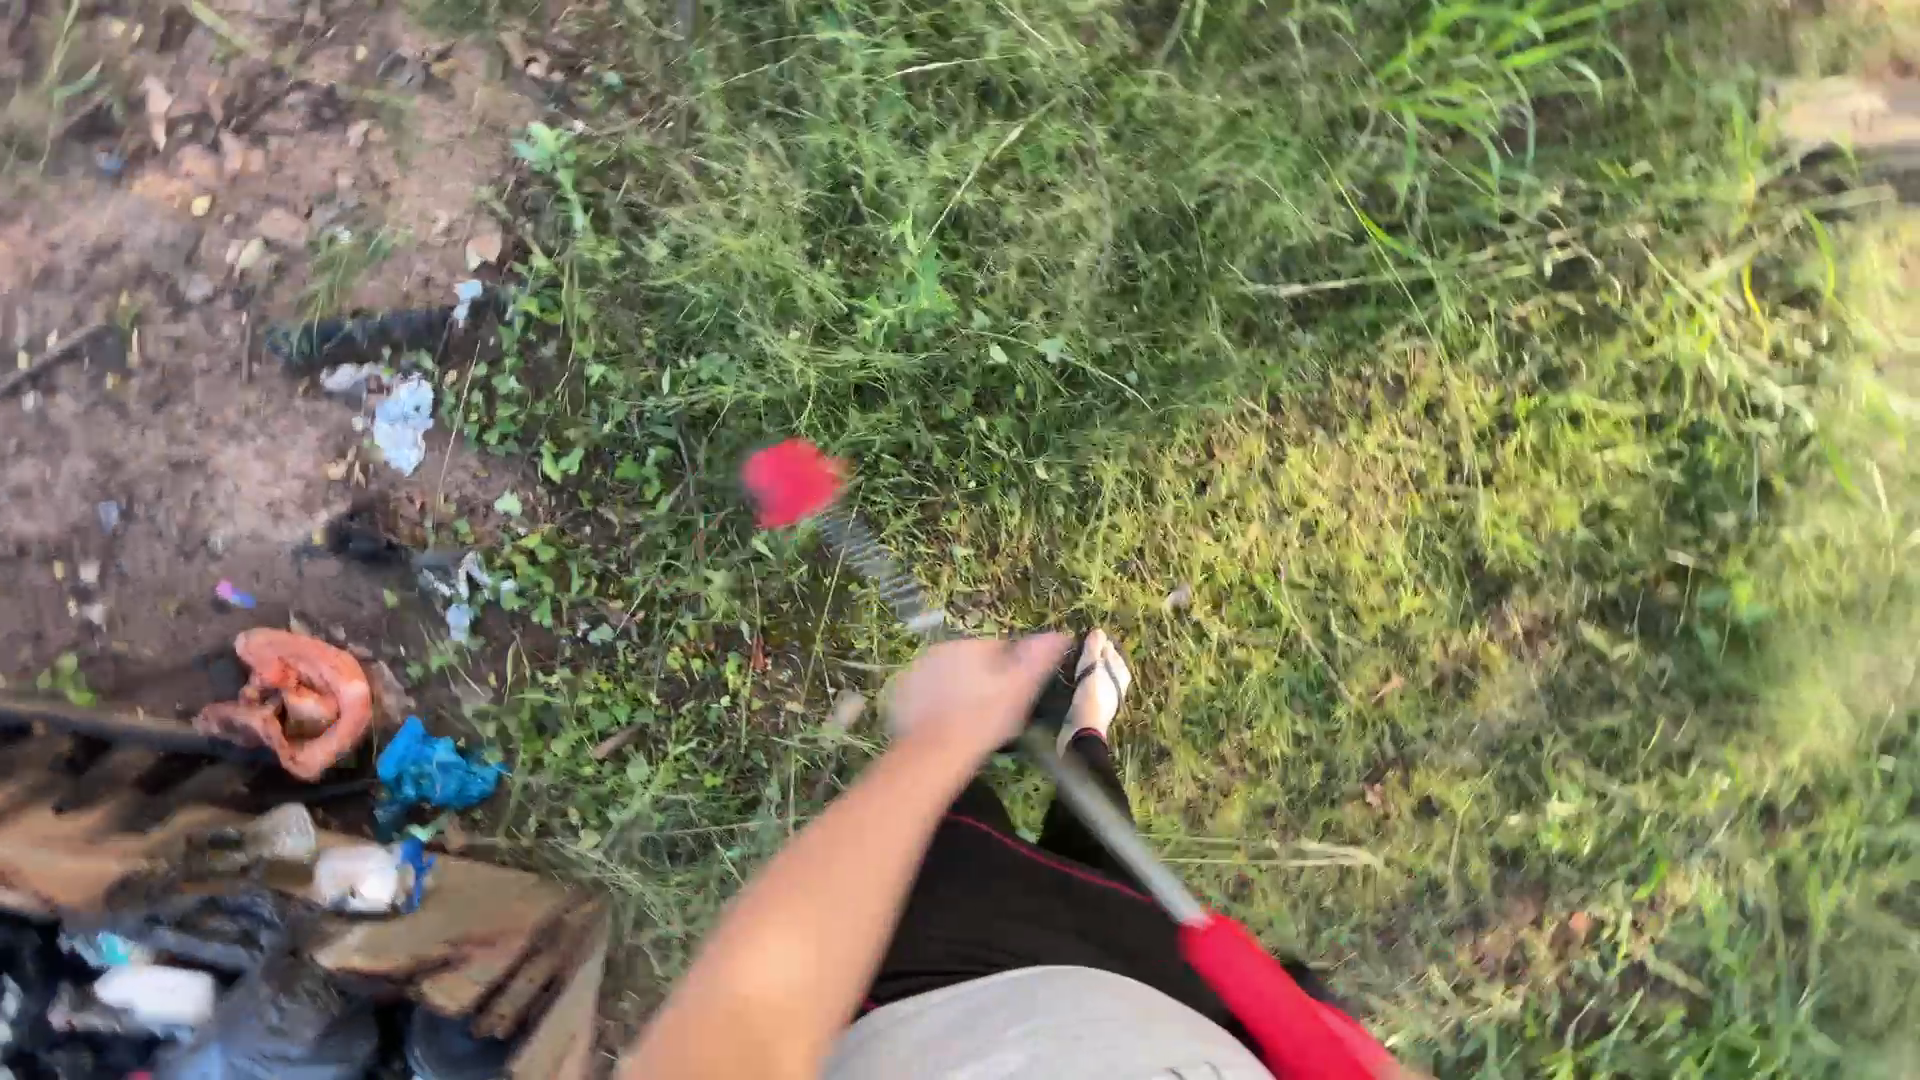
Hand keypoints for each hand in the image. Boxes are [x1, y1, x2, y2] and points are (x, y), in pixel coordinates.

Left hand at [884, 633, 1072, 761]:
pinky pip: (925, 693)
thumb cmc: (984, 720)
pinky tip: (944, 725)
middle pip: (971, 661)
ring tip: (967, 722)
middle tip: (992, 713)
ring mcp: (916, 671)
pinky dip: (934, 704)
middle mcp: (940, 649)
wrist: (936, 752)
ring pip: (947, 676)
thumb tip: (1061, 634)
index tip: (1014, 698)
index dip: (1011, 673)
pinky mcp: (901, 695)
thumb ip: (1039, 659)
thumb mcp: (1020, 690)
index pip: (999, 649)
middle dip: (982, 680)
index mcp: (971, 645)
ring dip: (958, 691)